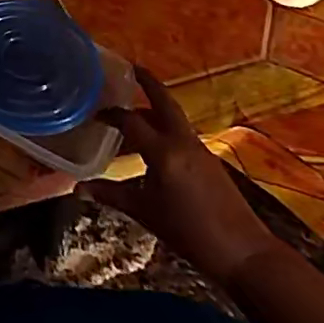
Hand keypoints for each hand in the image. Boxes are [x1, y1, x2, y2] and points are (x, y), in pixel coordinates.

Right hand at [82, 65, 285, 283]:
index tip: (91, 112)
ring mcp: (200, 151)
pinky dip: (162, 131)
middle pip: (164, 103)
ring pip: (173, 120)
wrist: (245, 254)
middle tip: (131, 68)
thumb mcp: (144, 212)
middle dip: (148, 83)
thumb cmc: (189, 231)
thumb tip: (78, 189)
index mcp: (164, 152)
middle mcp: (183, 144)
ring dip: (152, 111)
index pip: (130, 120)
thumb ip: (110, 194)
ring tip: (129, 113)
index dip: (109, 113)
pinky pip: (180, 136)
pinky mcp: (209, 163)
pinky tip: (149, 146)